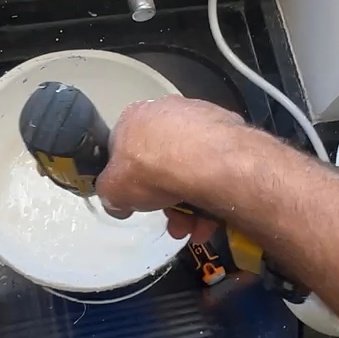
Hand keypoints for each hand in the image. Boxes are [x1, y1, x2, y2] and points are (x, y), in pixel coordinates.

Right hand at [95, 96, 246, 241]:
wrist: (205, 161)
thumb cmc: (151, 169)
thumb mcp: (112, 190)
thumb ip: (110, 194)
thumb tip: (118, 202)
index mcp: (134, 117)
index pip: (125, 147)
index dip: (131, 178)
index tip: (139, 200)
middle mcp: (166, 110)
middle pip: (161, 161)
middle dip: (166, 199)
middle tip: (174, 223)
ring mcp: (200, 118)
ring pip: (190, 167)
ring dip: (190, 202)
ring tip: (195, 227)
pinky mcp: (228, 130)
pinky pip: (214, 165)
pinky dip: (212, 191)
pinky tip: (212, 216)